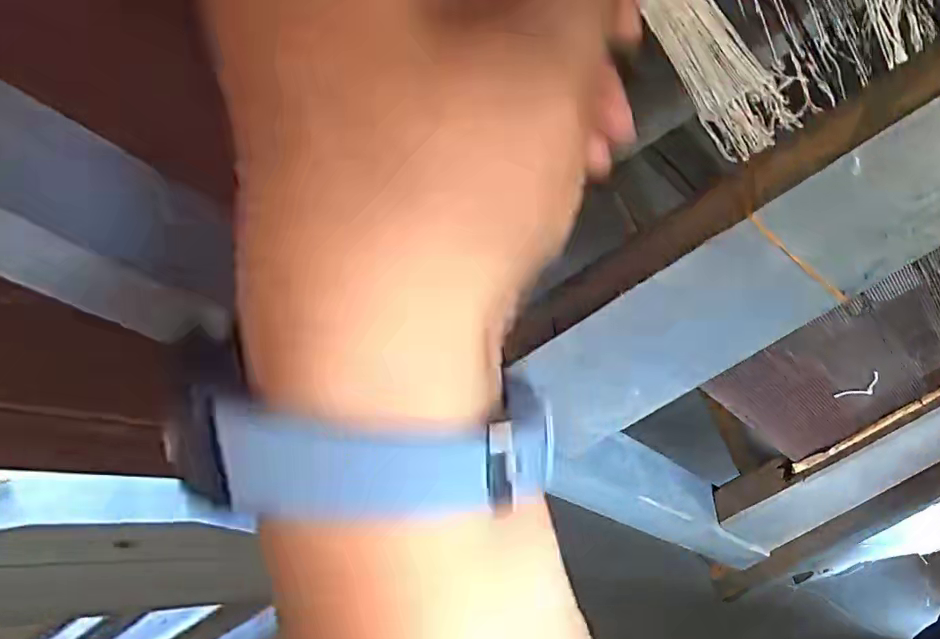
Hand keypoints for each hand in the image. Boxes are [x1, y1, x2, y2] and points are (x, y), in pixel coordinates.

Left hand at [203, 0, 640, 424]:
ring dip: (549, 84)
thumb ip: (576, 1)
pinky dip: (510, 113)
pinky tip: (560, 159)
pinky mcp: (347, 121)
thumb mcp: (542, 67)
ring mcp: (318, 56)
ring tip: (604, 144)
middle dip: (562, 36)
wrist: (380, 307)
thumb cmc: (458, 171)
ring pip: (462, 43)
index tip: (622, 27)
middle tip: (619, 88)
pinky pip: (444, 90)